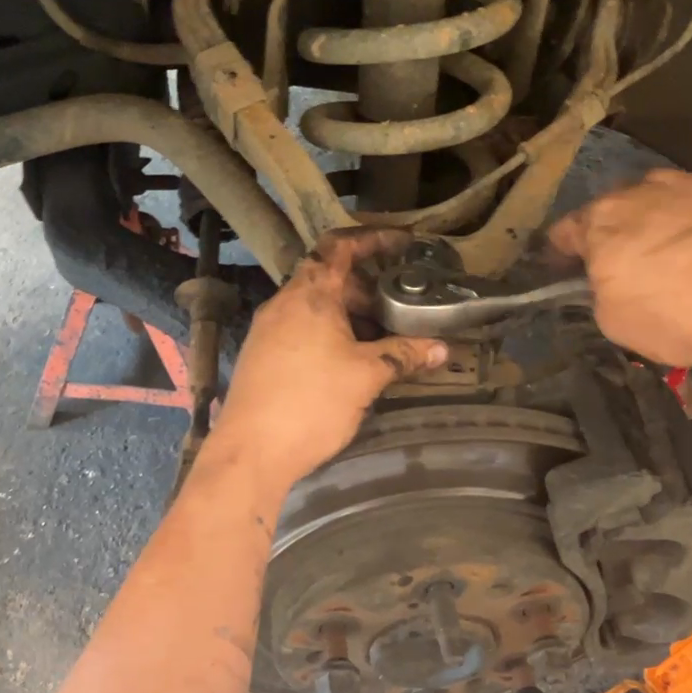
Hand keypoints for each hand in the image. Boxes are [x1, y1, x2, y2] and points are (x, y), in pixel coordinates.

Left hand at [210, 229, 448, 486]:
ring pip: (316, 309)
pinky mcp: (262, 357)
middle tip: (400, 305)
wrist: (250, 452)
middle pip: (329, 279)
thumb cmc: (310, 403)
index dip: (372, 239)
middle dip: (367, 289)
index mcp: (309, 295)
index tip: (402, 244)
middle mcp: (284, 304)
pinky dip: (331, 335)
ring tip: (383, 338)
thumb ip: (403, 355)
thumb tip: (441, 348)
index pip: (339, 246)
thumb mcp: (366, 377)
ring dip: (350, 316)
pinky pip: (302, 331)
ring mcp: (269, 331)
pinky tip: (352, 363)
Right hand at [548, 161, 691, 367]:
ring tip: (684, 246)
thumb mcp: (616, 322)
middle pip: (619, 205)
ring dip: (669, 214)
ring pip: (670, 193)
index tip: (567, 268)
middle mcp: (644, 190)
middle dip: (620, 228)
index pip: (566, 230)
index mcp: (602, 222)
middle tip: (630, 261)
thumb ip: (605, 293)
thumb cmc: (678, 313)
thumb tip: (614, 281)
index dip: (563, 251)